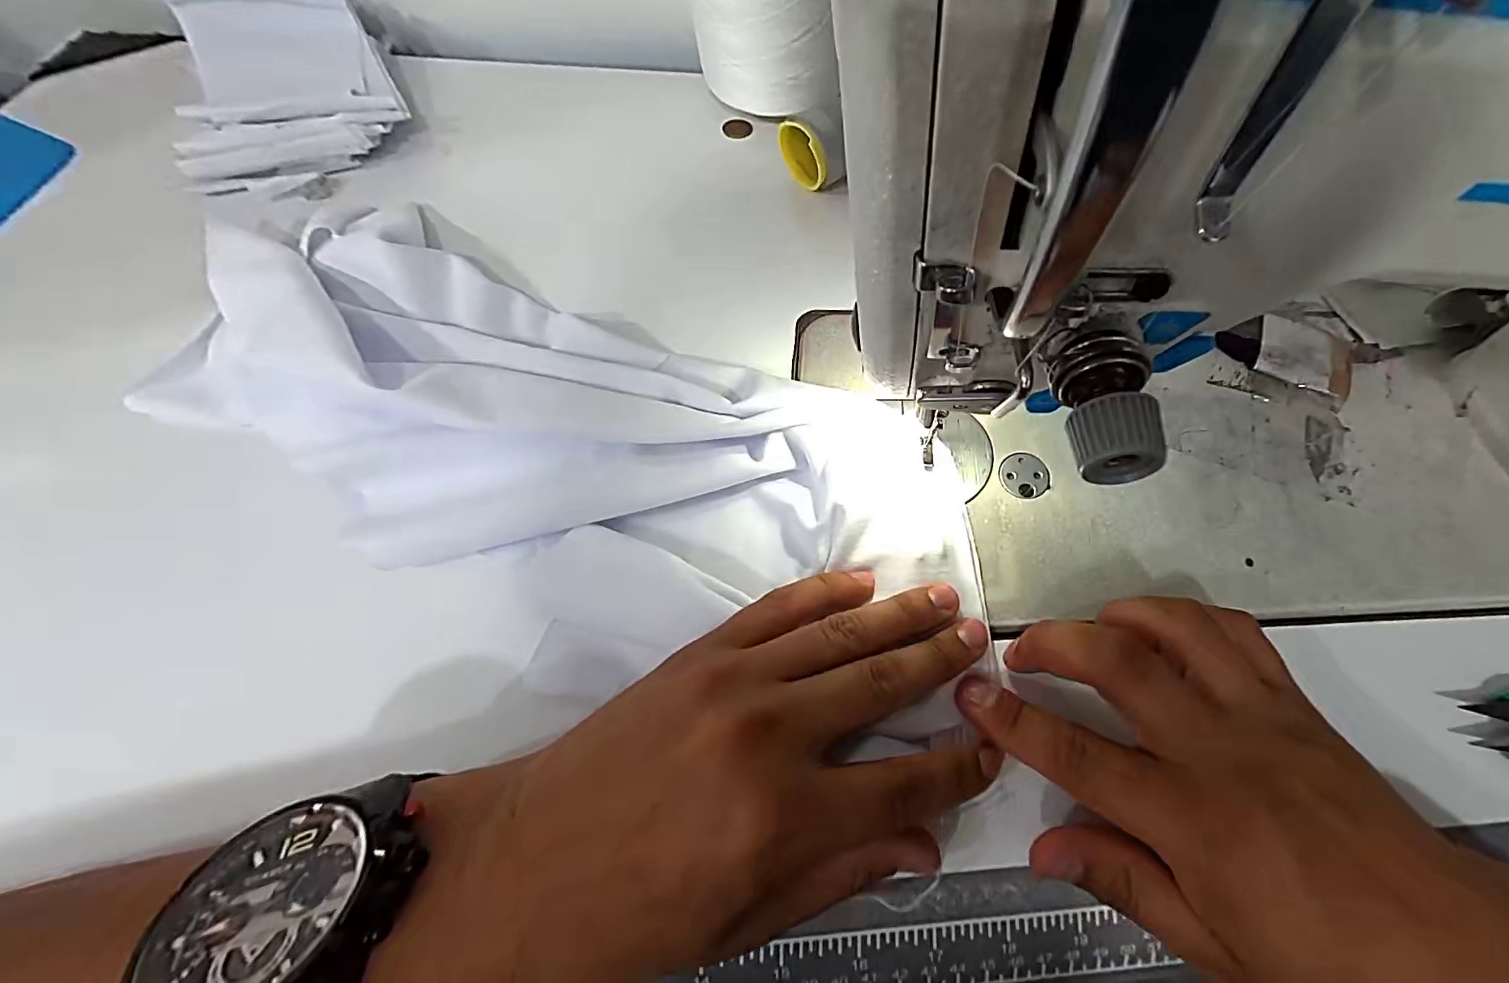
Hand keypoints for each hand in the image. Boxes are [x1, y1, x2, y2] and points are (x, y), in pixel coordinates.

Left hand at [430, 572, 998, 981]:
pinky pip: (774, 611)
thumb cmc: (634, 918)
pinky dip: (821, 593)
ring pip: (837, 636)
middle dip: (939, 662)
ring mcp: (731, 683)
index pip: (905, 785)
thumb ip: (842, 872)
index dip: (958, 768)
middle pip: (880, 685)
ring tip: (940, 599)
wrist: (519, 873)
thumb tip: (922, 847)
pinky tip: (859, 583)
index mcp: (784, 818)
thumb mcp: (745, 924)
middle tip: (978, 640)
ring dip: (897, 615)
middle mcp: (768, 736)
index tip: (989, 749)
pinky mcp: (697, 656)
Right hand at [954, 598, 1508, 982]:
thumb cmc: (1323, 959)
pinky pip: (1239, 634)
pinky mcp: (1295, 702)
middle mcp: (1222, 751)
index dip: (1016, 722)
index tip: (976, 695)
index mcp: (1194, 821)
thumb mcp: (1211, 946)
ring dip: (1123, 613)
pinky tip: (1169, 630)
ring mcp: (1262, 715)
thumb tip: (1046, 852)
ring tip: (1091, 625)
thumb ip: (1123, 880)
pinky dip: (1191, 617)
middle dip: (1056, 642)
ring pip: (1180, 629)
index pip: (1079, 758)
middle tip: (1021, 648)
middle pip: (1121, 664)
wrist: (1448, 948)